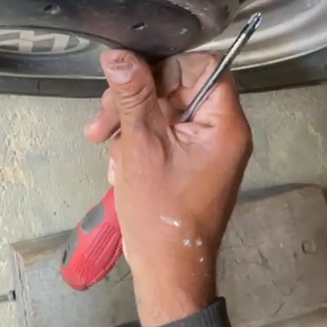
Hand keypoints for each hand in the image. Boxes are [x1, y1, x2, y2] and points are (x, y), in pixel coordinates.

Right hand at [84, 49, 251, 326]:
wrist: (166, 272)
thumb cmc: (160, 210)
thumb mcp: (142, 143)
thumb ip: (132, 94)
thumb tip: (118, 54)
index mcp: (224, 123)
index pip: (203, 66)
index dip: (168, 67)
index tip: (135, 81)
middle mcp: (219, 130)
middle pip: (175, 86)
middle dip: (134, 99)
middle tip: (102, 119)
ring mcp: (203, 146)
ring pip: (161, 107)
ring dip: (128, 120)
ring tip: (103, 143)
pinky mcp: (186, 159)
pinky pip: (160, 130)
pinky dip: (135, 139)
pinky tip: (118, 162)